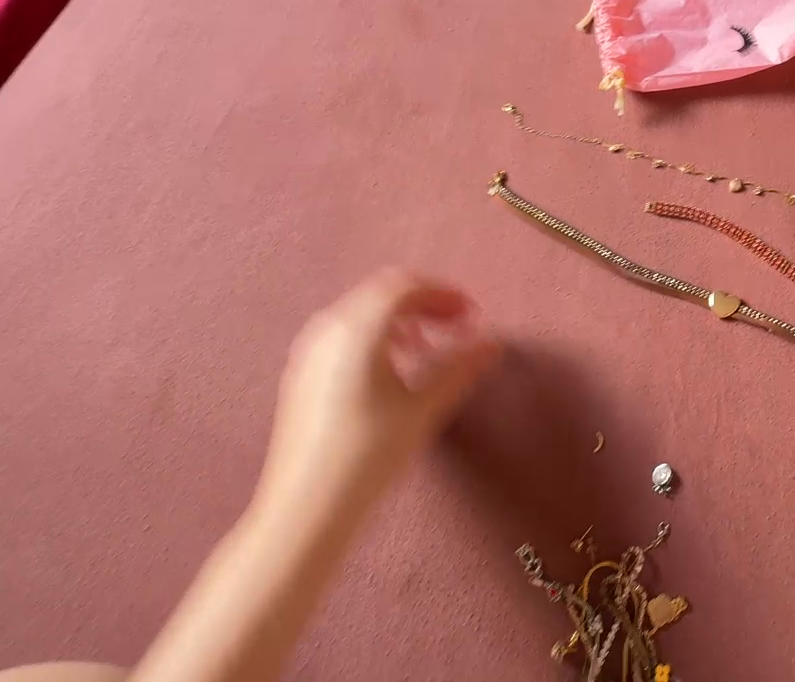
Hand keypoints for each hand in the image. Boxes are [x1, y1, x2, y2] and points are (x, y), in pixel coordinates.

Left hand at [257, 270, 498, 509]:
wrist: (305, 509)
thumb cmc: (369, 453)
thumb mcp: (423, 409)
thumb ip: (460, 369)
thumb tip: (493, 344)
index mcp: (359, 327)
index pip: (405, 287)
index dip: (444, 294)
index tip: (472, 315)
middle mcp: (329, 327)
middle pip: (383, 293)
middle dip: (424, 303)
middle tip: (457, 325)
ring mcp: (310, 350)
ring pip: (362, 313)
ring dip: (401, 319)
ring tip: (428, 349)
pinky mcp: (301, 374)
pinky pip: (345, 334)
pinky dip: (376, 337)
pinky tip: (392, 371)